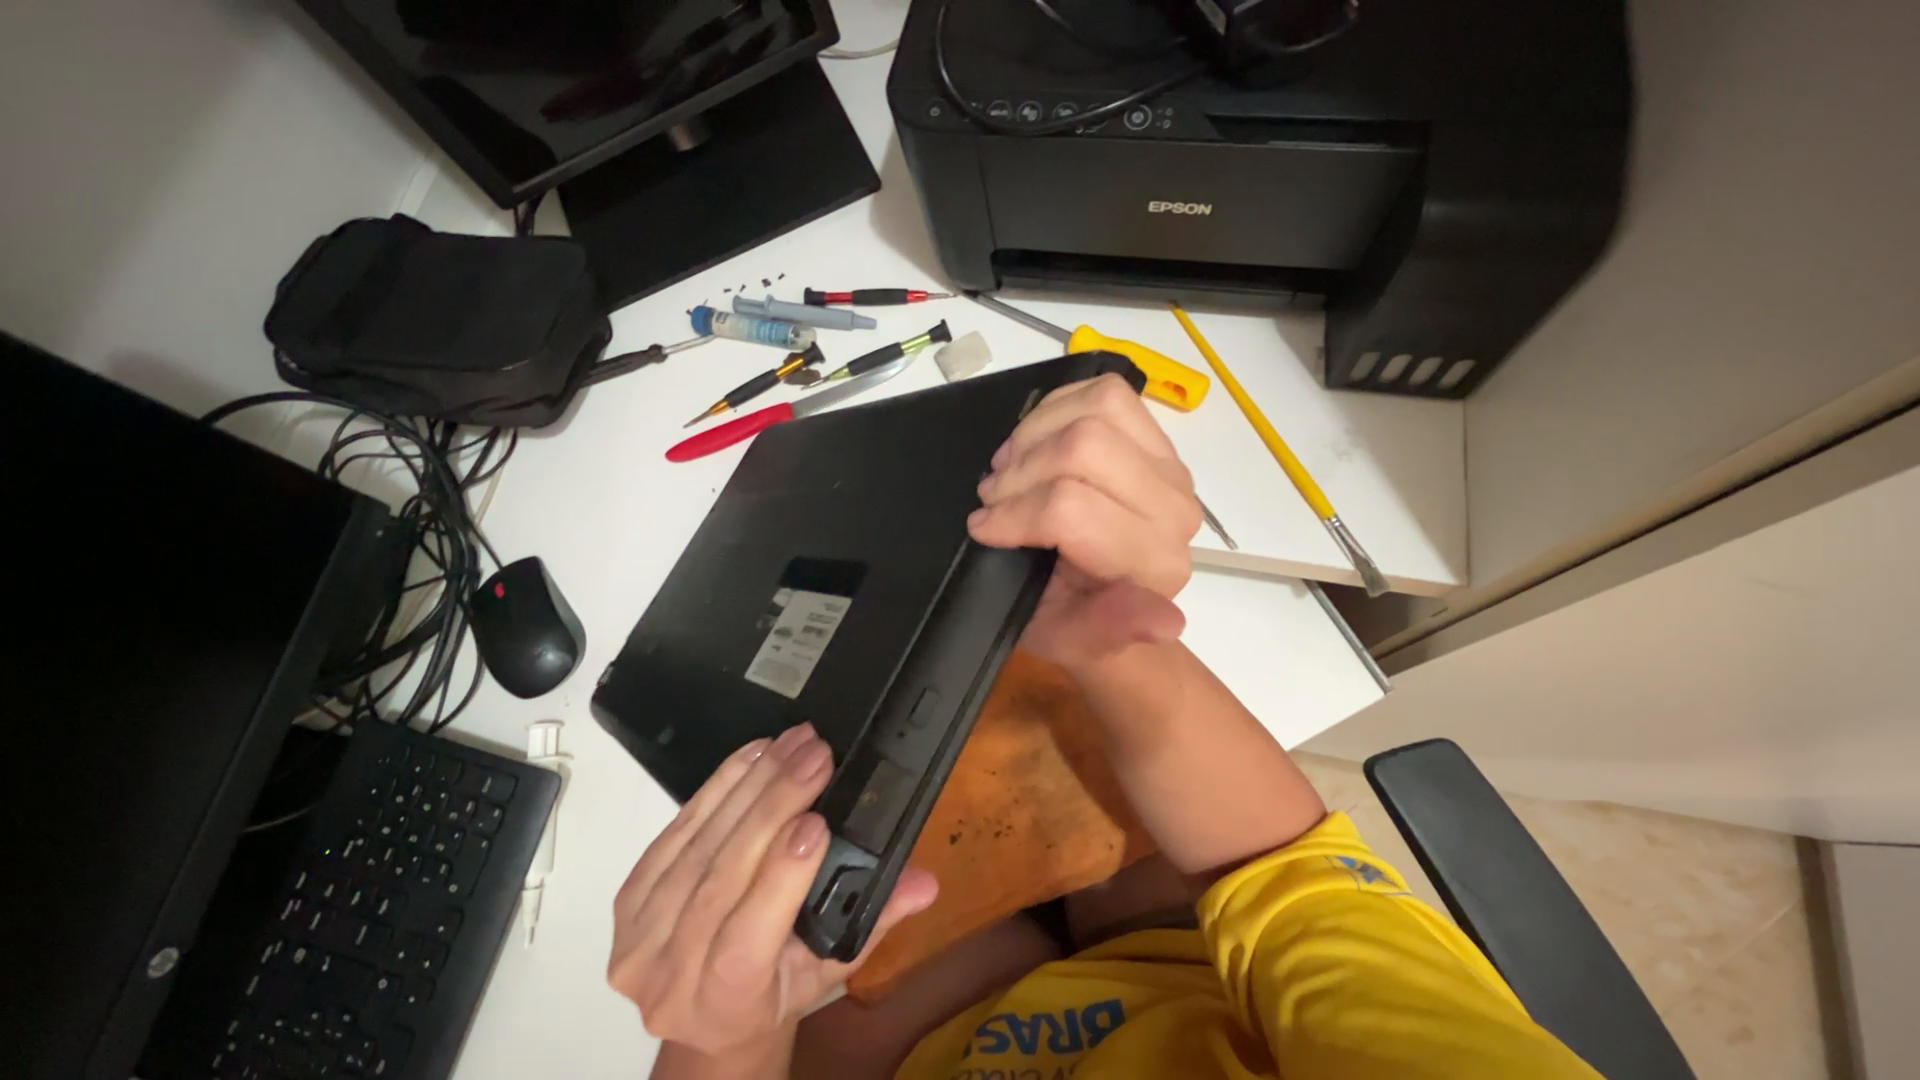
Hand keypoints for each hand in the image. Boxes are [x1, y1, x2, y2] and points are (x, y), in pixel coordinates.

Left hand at [607, 723, 938, 1053]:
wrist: (706, 1015)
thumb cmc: (775, 993)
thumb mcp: (828, 970)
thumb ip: (874, 924)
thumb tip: (924, 884)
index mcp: (724, 1005)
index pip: (746, 939)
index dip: (778, 878)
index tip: (816, 821)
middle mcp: (669, 976)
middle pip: (719, 877)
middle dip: (771, 806)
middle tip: (814, 755)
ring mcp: (638, 935)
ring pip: (696, 846)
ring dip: (748, 785)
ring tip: (790, 744)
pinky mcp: (628, 898)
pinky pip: (674, 831)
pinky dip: (715, 787)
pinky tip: (752, 755)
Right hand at [968, 374, 1202, 669]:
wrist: (1106, 602)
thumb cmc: (1077, 621)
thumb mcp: (1075, 642)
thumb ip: (1109, 630)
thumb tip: (1164, 621)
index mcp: (1155, 563)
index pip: (1070, 507)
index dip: (1012, 513)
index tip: (982, 529)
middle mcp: (1174, 509)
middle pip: (1083, 446)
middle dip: (1019, 470)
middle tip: (992, 498)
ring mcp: (1169, 466)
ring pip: (1095, 410)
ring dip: (1033, 434)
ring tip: (1010, 471)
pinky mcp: (1156, 436)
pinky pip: (1105, 391)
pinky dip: (1055, 408)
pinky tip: (1034, 444)